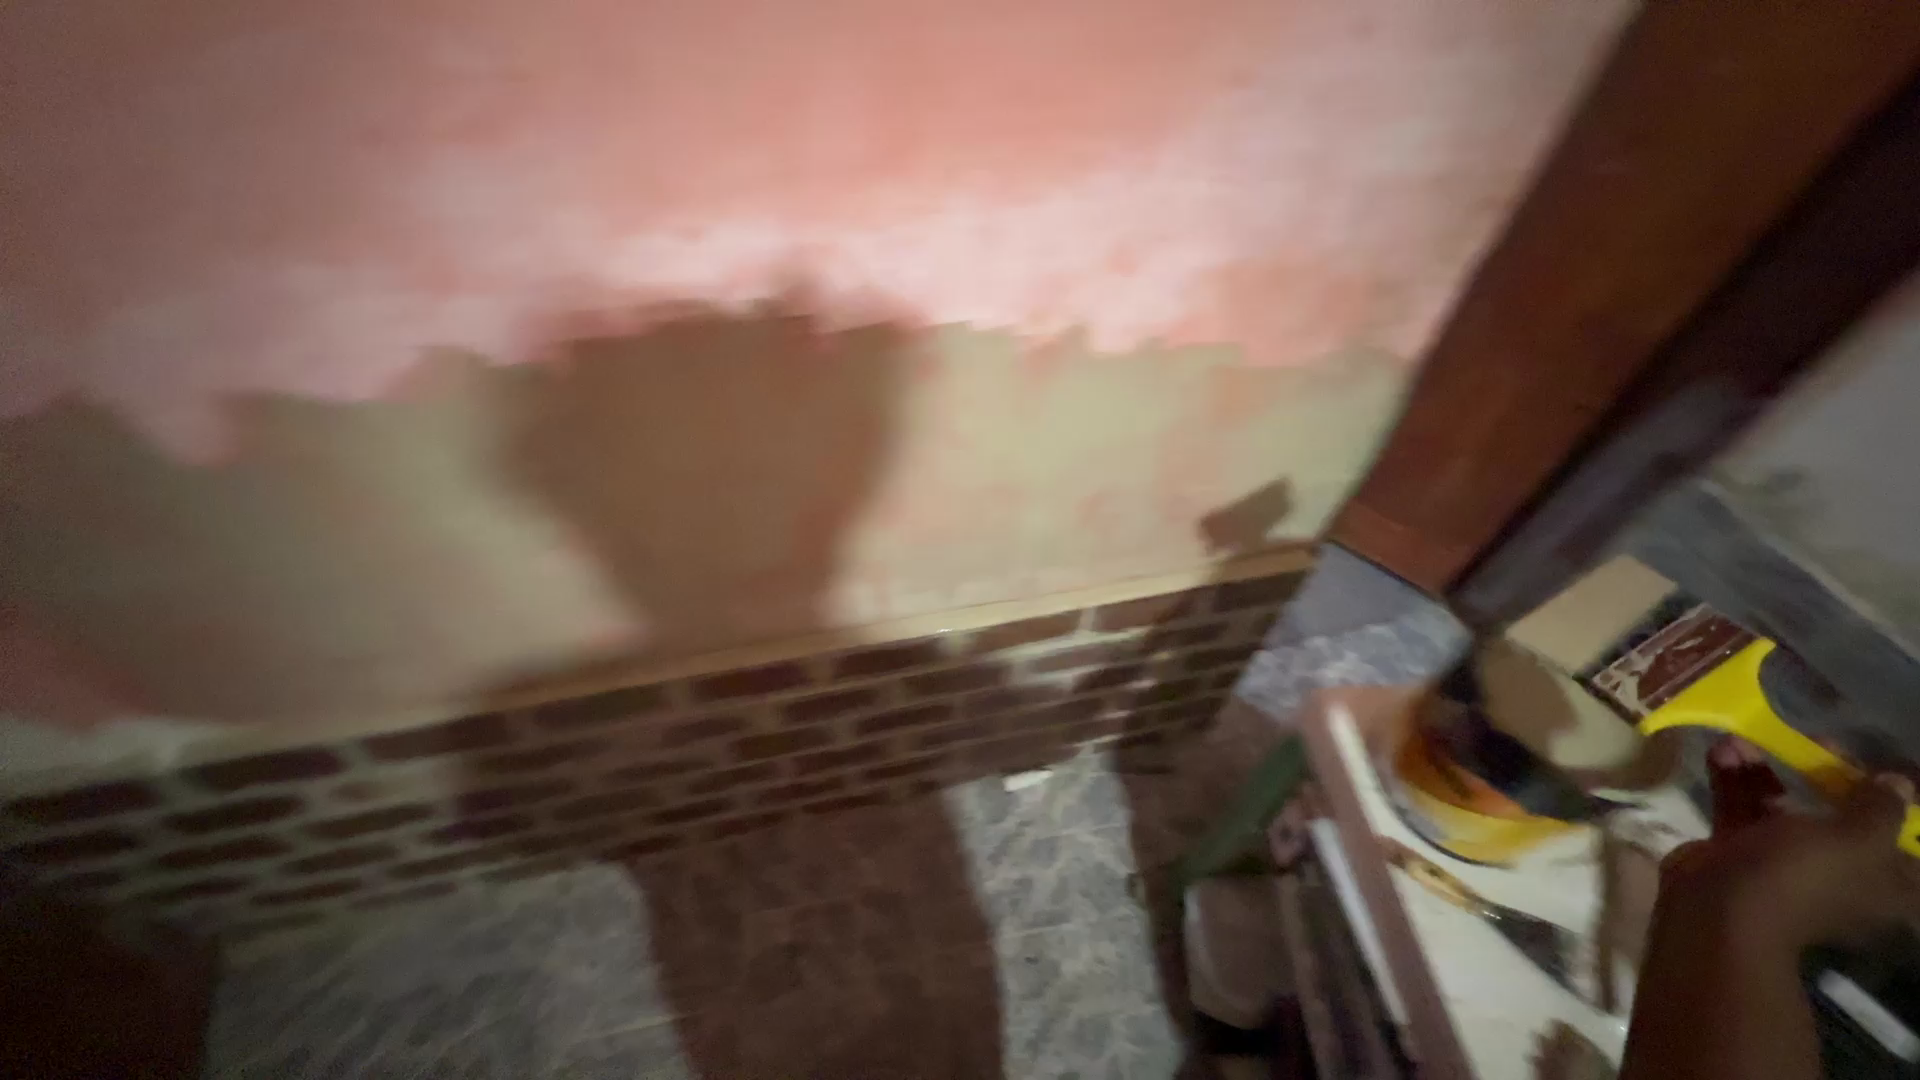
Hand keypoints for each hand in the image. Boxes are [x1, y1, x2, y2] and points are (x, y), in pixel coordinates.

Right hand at [1658, 738, 1919, 951]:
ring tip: (1741, 740)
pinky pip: (1739, 807)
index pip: (1905, 838)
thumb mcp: (1856, 840)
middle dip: (1820, 775)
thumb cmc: (1801, 874)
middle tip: (1808, 743)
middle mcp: (1840, 868)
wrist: (1720, 903)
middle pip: (1838, 815)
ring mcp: (1783, 857)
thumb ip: (1880, 808)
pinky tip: (1718, 752)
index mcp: (1888, 879)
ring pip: (1780, 805)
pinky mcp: (1737, 846)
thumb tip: (1898, 783)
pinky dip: (1730, 779)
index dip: (1891, 800)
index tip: (1872, 769)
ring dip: (1763, 769)